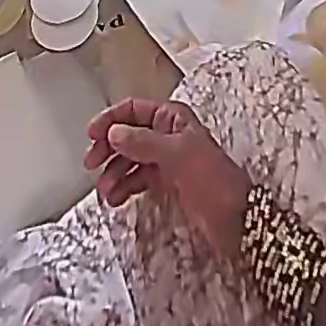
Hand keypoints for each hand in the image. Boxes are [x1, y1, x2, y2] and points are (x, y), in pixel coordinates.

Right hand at [85, 98, 250, 259]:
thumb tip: (113, 133)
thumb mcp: (176, 155)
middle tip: (91, 165)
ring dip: (115, 172)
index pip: (134, 109)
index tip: (91, 134)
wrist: (235, 216)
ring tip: (105, 192)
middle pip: (128, 133)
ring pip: (131, 158)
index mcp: (172, 118)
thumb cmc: (210, 177)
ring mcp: (166, 158)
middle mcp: (167, 133)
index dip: (111, 119)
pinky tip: (116, 199)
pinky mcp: (167, 181)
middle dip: (109, 148)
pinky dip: (125, 186)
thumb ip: (143, 142)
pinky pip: (138, 178)